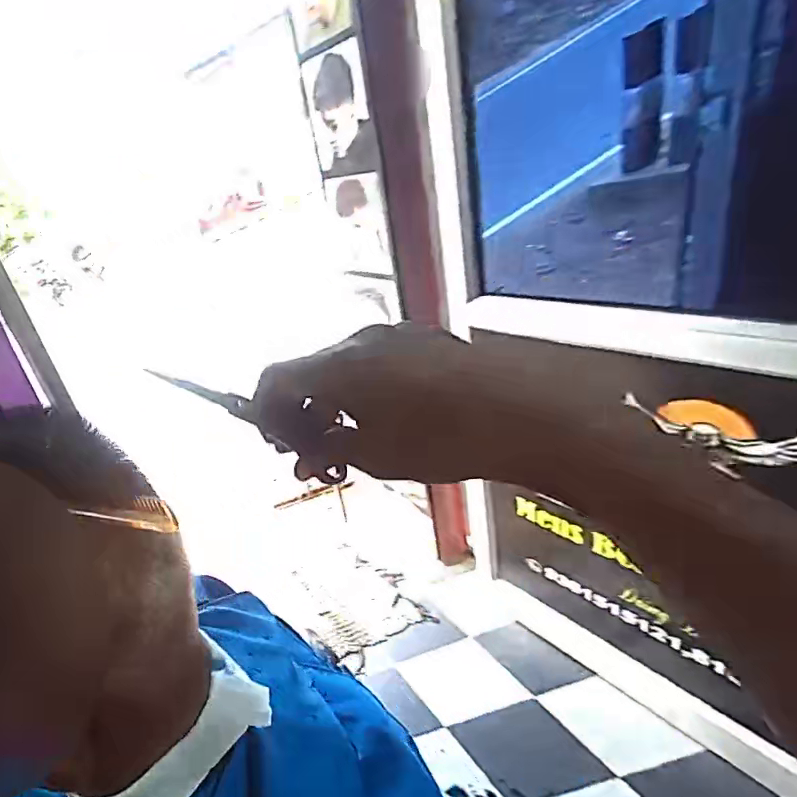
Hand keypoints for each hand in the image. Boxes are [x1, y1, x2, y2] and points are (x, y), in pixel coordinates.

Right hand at [252, 322, 614, 487]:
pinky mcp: (424, 342)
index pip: (275, 380)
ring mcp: (395, 337)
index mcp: (340, 367)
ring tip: (346, 448)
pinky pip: (371, 366)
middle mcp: (361, 342)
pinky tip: (378, 426)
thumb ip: (326, 451)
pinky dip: (359, 395)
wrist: (533, 418)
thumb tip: (303, 458)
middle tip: (309, 457)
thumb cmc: (445, 441)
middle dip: (299, 417)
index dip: (263, 412)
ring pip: (338, 371)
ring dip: (330, 408)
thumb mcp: (373, 456)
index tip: (273, 443)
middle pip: (306, 375)